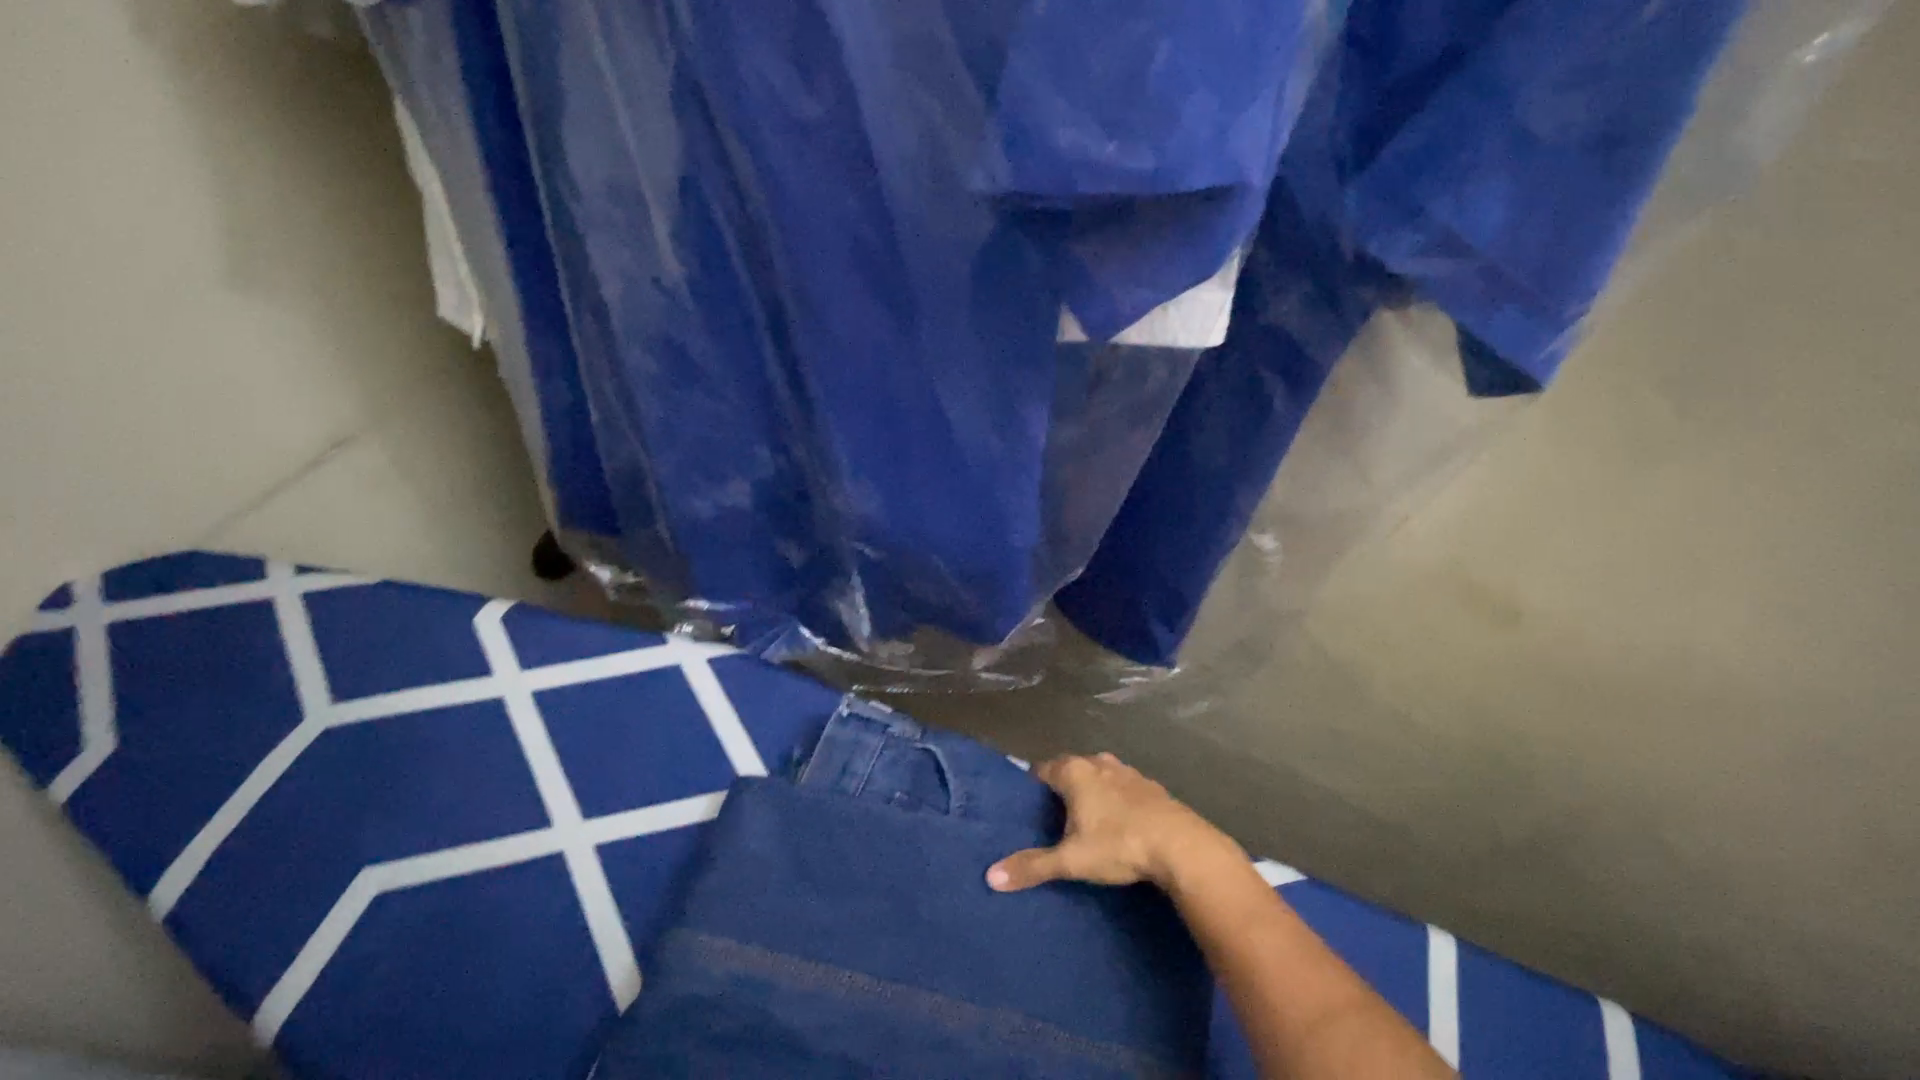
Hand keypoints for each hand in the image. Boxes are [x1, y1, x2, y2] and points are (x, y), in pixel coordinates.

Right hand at [986, 753, 1240, 891]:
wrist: (1183, 847)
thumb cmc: (1119, 845)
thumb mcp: (1071, 860)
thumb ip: (1032, 866)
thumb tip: (990, 876)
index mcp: (1075, 772)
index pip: (1042, 770)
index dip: (1032, 787)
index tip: (1026, 808)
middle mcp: (1100, 763)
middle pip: (1071, 770)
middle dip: (1061, 790)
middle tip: (1051, 819)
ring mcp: (1129, 773)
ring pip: (1099, 777)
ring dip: (1091, 794)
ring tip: (1084, 823)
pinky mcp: (1152, 788)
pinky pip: (1123, 789)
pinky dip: (1116, 802)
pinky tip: (1119, 825)